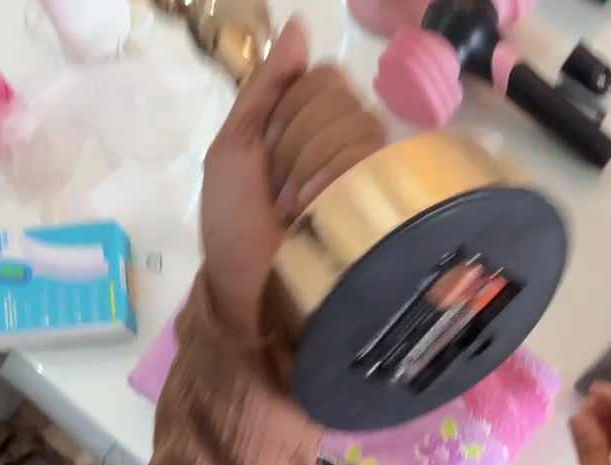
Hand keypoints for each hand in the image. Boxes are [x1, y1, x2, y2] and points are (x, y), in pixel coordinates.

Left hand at [199, 20, 384, 338]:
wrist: (251, 292)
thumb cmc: (234, 227)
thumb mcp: (232, 150)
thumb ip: (262, 89)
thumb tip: (300, 27)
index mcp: (299, 125)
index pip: (320, 78)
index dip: (292, 110)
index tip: (267, 153)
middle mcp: (334, 140)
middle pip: (338, 96)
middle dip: (297, 143)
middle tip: (278, 191)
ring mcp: (360, 171)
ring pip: (357, 125)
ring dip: (314, 168)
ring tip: (297, 210)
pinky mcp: (378, 200)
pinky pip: (373, 156)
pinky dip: (335, 180)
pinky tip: (317, 210)